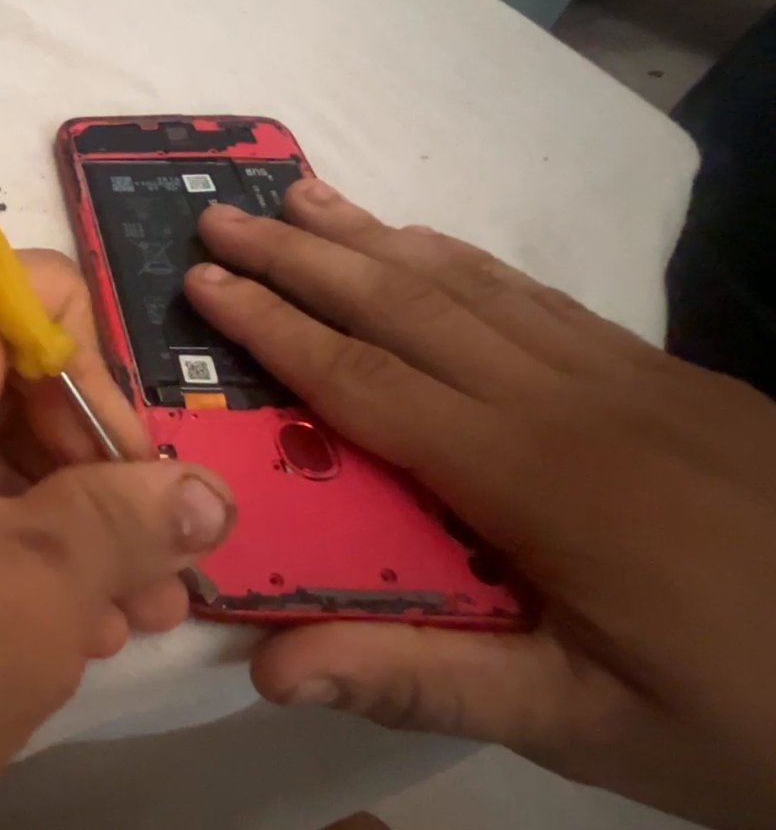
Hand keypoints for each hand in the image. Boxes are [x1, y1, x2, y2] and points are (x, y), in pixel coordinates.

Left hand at [0, 253, 233, 829]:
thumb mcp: (22, 594)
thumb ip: (124, 524)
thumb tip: (201, 489)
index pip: (45, 304)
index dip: (109, 397)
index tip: (147, 499)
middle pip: (2, 383)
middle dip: (83, 483)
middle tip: (145, 593)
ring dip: (33, 530)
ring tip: (91, 629)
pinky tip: (8, 630)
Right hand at [185, 181, 775, 829]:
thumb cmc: (765, 713)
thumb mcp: (589, 726)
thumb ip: (424, 685)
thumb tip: (271, 671)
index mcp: (530, 474)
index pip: (362, 376)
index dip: (271, 324)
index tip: (201, 280)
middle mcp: (566, 399)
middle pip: (402, 304)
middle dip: (297, 254)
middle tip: (219, 215)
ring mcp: (624, 374)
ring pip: (465, 283)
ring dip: (367, 234)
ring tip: (298, 195)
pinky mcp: (665, 373)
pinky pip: (531, 294)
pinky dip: (453, 257)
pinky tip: (416, 241)